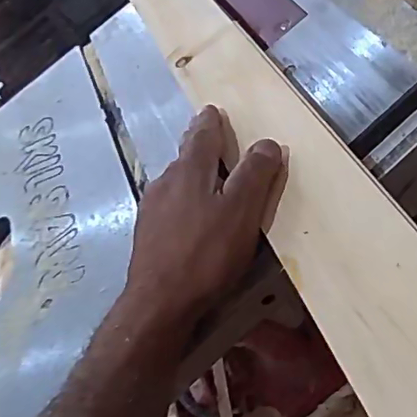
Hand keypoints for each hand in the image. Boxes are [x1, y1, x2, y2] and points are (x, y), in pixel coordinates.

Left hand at [114, 105, 283, 349]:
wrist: (159, 305)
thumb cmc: (206, 254)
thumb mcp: (242, 212)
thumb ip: (255, 175)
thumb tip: (267, 143)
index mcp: (189, 171)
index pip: (202, 136)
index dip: (211, 122)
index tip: (214, 111)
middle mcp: (165, 183)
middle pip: (187, 157)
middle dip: (201, 147)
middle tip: (216, 141)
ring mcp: (152, 210)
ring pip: (177, 182)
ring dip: (195, 176)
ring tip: (212, 181)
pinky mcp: (148, 236)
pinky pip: (171, 207)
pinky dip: (187, 202)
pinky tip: (195, 220)